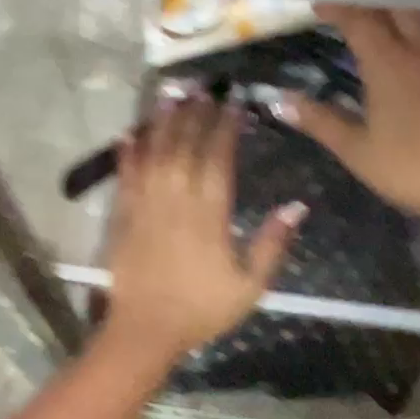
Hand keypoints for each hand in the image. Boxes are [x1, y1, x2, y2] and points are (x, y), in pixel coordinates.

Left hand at [103, 91, 305, 359]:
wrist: (145, 331)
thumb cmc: (201, 311)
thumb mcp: (250, 287)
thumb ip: (272, 245)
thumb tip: (297, 206)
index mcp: (210, 214)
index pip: (219, 158)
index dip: (226, 126)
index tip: (234, 101)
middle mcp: (176, 201)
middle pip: (185, 146)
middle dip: (196, 114)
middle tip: (203, 87)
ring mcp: (146, 206)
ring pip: (155, 153)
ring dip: (163, 122)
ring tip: (172, 94)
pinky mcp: (122, 218)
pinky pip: (125, 178)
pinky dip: (128, 153)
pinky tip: (130, 133)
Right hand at [274, 5, 419, 223]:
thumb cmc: (409, 166)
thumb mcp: (356, 149)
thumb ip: (320, 121)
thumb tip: (281, 101)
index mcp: (388, 62)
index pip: (359, 19)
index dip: (338, 7)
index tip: (319, 3)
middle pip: (397, 8)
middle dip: (372, 1)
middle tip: (351, 7)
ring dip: (399, 16)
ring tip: (381, 25)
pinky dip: (418, 38)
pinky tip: (412, 59)